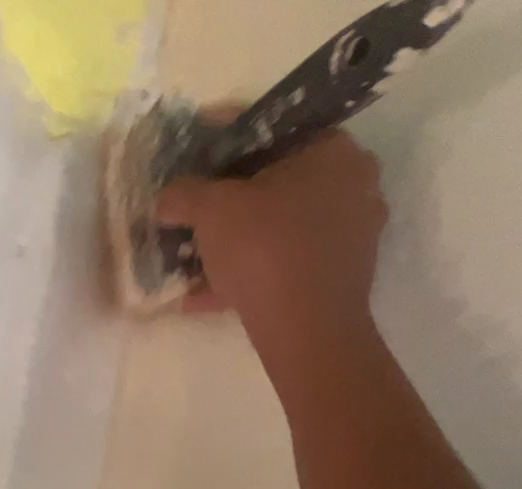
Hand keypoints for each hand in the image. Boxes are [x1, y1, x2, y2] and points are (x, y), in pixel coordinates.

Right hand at [158, 131, 387, 344]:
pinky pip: (285, 259)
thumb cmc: (264, 249)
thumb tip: (167, 197)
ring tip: (192, 260)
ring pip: (278, 224)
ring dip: (235, 239)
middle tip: (190, 214)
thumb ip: (183, 194)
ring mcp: (352, 228)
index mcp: (332, 149)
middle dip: (228, 200)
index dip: (223, 140)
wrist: (306, 325)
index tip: (190, 157)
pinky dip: (249, 269)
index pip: (271, 129)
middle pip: (274, 181)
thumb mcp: (209, 211)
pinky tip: (208, 292)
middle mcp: (353, 180)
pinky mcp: (341, 270)